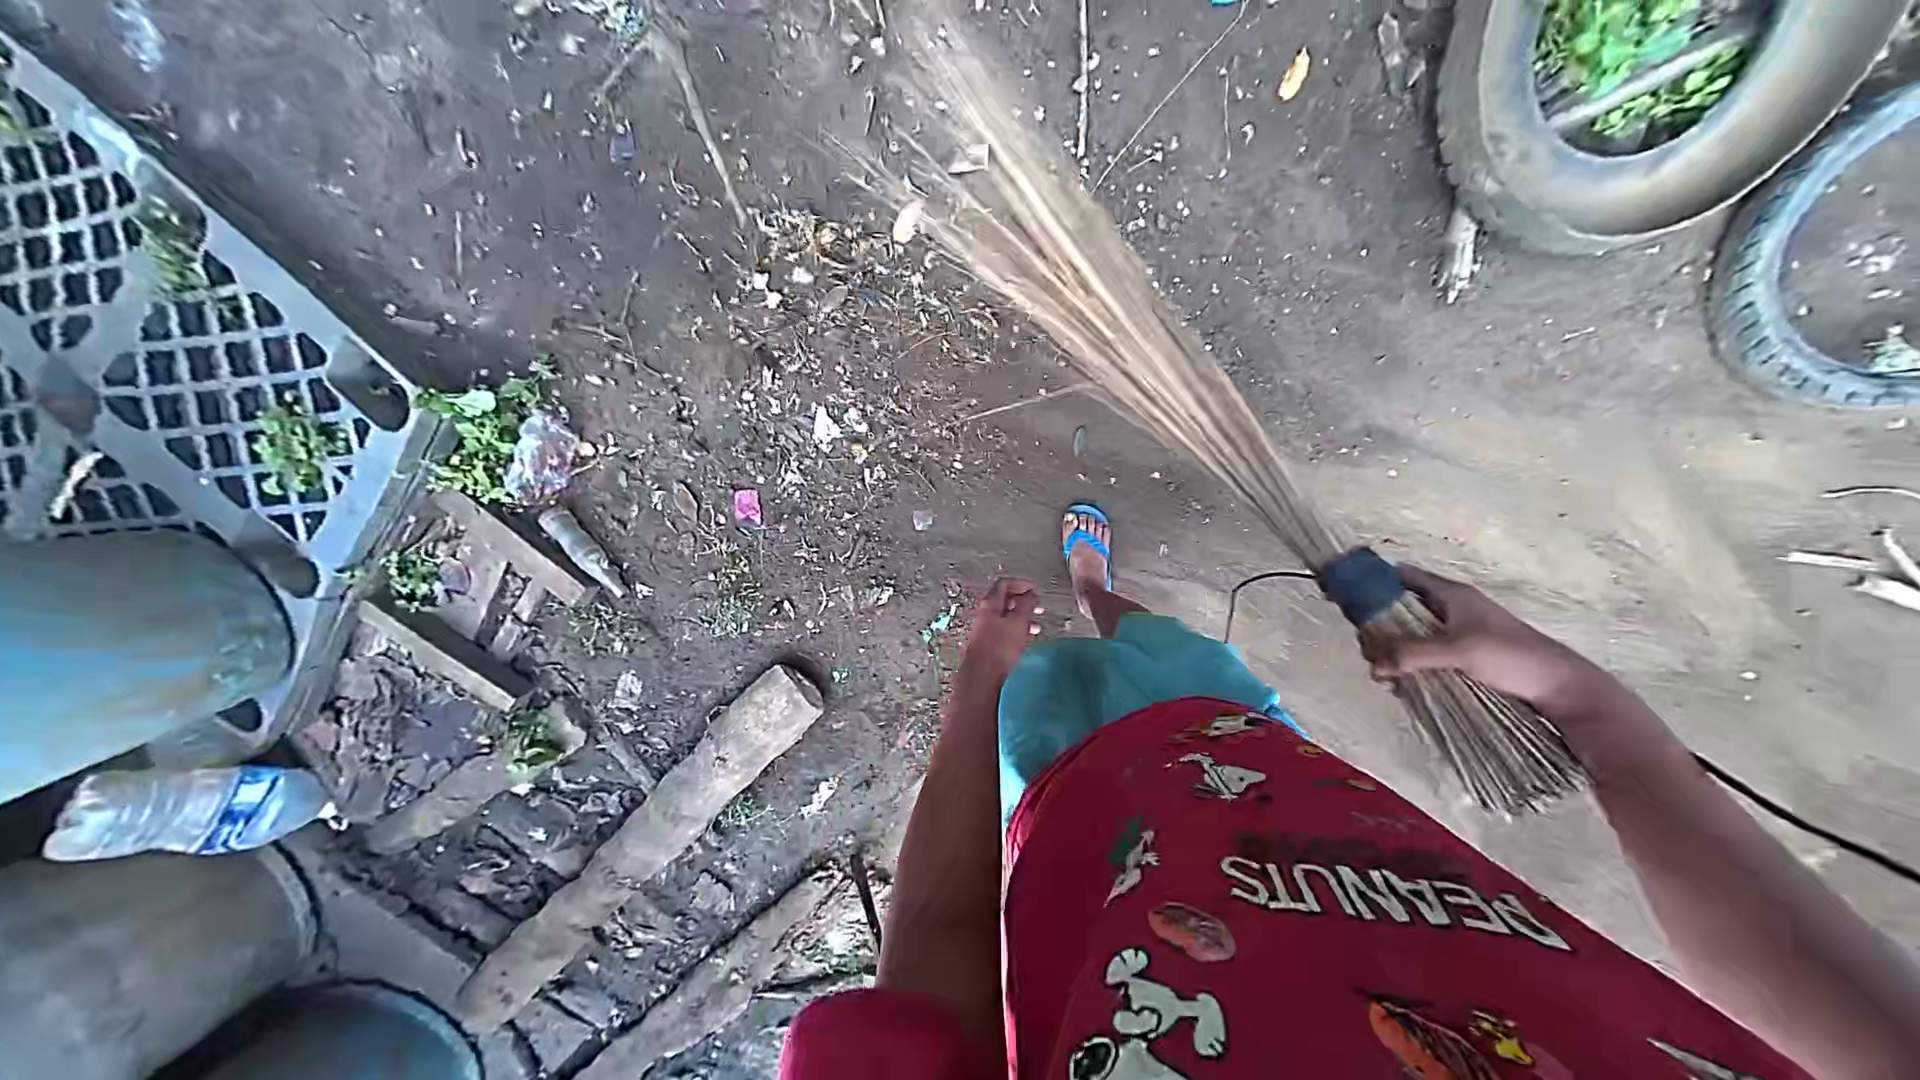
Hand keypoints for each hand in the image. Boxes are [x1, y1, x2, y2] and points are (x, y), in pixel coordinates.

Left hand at [961, 578, 1041, 679]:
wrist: (982, 674)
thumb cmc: (999, 647)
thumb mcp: (1019, 622)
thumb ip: (1027, 605)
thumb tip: (1032, 594)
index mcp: (990, 603)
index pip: (1004, 584)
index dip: (1021, 584)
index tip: (1034, 589)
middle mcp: (985, 613)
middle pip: (1004, 599)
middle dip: (1023, 600)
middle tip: (1037, 605)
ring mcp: (984, 628)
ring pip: (1005, 615)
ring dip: (1021, 616)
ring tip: (1036, 624)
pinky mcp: (986, 642)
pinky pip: (1003, 629)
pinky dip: (1016, 629)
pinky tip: (1025, 638)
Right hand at [1367, 565, 1611, 711]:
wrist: (1563, 688)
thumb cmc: (1513, 657)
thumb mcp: (1458, 651)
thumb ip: (1411, 654)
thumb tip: (1373, 666)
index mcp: (1449, 594)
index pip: (1399, 575)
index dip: (1370, 580)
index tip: (1344, 595)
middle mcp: (1448, 608)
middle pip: (1396, 607)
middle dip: (1376, 626)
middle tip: (1368, 647)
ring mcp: (1453, 632)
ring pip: (1405, 633)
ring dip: (1390, 650)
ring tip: (1386, 672)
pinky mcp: (1458, 655)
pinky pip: (1418, 652)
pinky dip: (1405, 664)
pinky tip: (1402, 682)